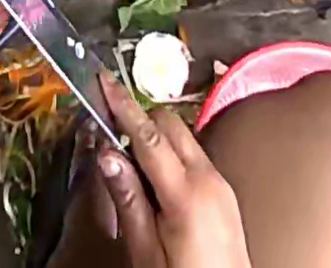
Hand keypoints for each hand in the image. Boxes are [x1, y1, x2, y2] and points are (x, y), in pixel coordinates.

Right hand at [91, 73, 251, 267]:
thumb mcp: (145, 254)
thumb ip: (128, 199)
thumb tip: (105, 151)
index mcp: (187, 192)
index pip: (149, 135)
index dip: (124, 105)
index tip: (105, 80)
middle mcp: (209, 175)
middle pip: (169, 124)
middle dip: (140, 120)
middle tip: (110, 133)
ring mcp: (221, 180)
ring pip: (183, 136)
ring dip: (155, 138)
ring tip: (129, 164)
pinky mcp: (225, 189)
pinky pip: (194, 155)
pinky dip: (171, 155)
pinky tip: (155, 182)